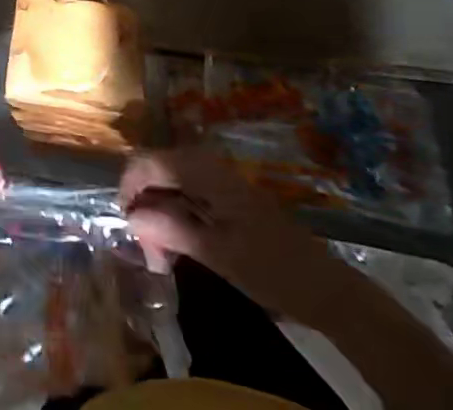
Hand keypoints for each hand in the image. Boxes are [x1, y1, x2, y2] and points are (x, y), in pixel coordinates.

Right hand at [120, 148, 348, 322]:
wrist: (326, 289)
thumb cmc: (273, 269)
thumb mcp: (218, 253)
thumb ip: (171, 229)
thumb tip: (131, 217)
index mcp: (207, 172)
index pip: (148, 162)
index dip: (128, 188)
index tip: (127, 225)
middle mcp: (208, 166)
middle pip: (155, 172)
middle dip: (143, 208)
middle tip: (148, 252)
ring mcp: (217, 182)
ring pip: (167, 187)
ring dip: (157, 218)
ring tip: (161, 258)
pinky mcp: (224, 199)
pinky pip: (184, 197)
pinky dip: (173, 220)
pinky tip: (176, 248)